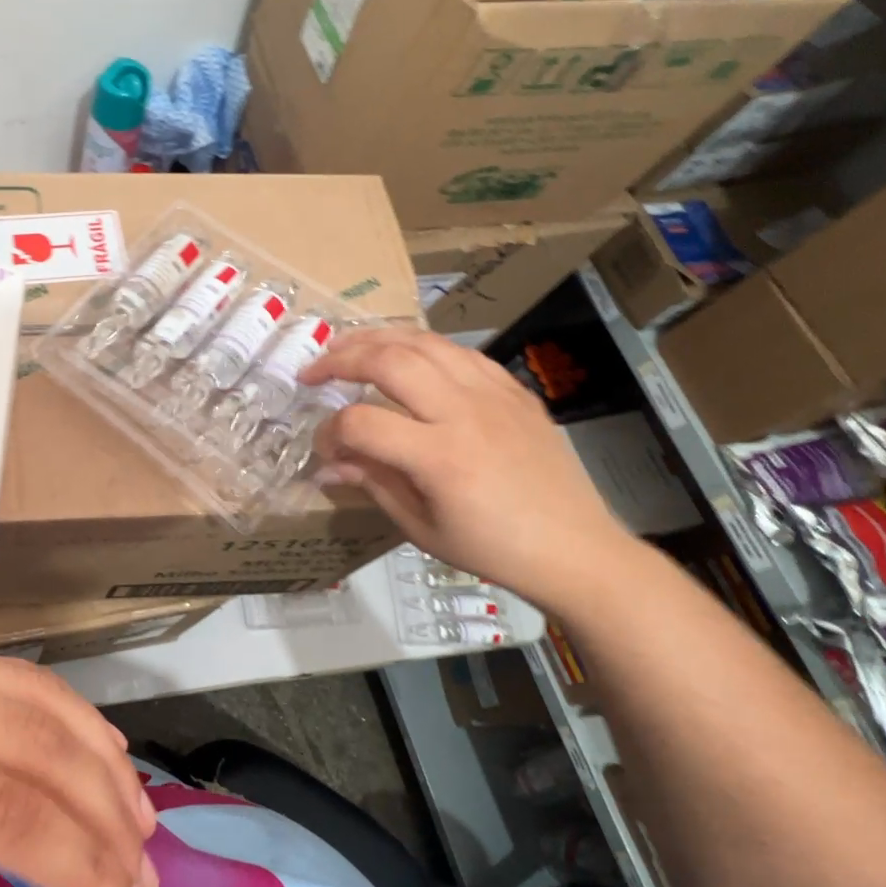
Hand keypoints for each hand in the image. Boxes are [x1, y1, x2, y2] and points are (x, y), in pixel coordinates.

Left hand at [0, 657, 158, 886]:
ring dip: (99, 760)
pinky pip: (14, 677)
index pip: (5, 816)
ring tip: (140, 824)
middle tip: (147, 883)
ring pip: (35, 703)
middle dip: (106, 817)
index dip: (83, 867)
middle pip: (34, 750)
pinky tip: (101, 754)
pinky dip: (69, 713)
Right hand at [300, 327, 636, 609]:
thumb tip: (331, 463)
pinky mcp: (513, 390)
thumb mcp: (420, 526)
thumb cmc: (490, 547)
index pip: (362, 423)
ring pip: (425, 342)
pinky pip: (460, 352)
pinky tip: (405, 358)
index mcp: (440, 457)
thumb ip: (373, 483)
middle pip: (390, 361)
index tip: (324, 450)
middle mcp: (465, 412)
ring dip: (378, 339)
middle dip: (340, 359)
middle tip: (313, 372)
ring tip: (347, 348)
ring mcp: (494, 394)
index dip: (330, 433)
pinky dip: (422, 347)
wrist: (572, 546)